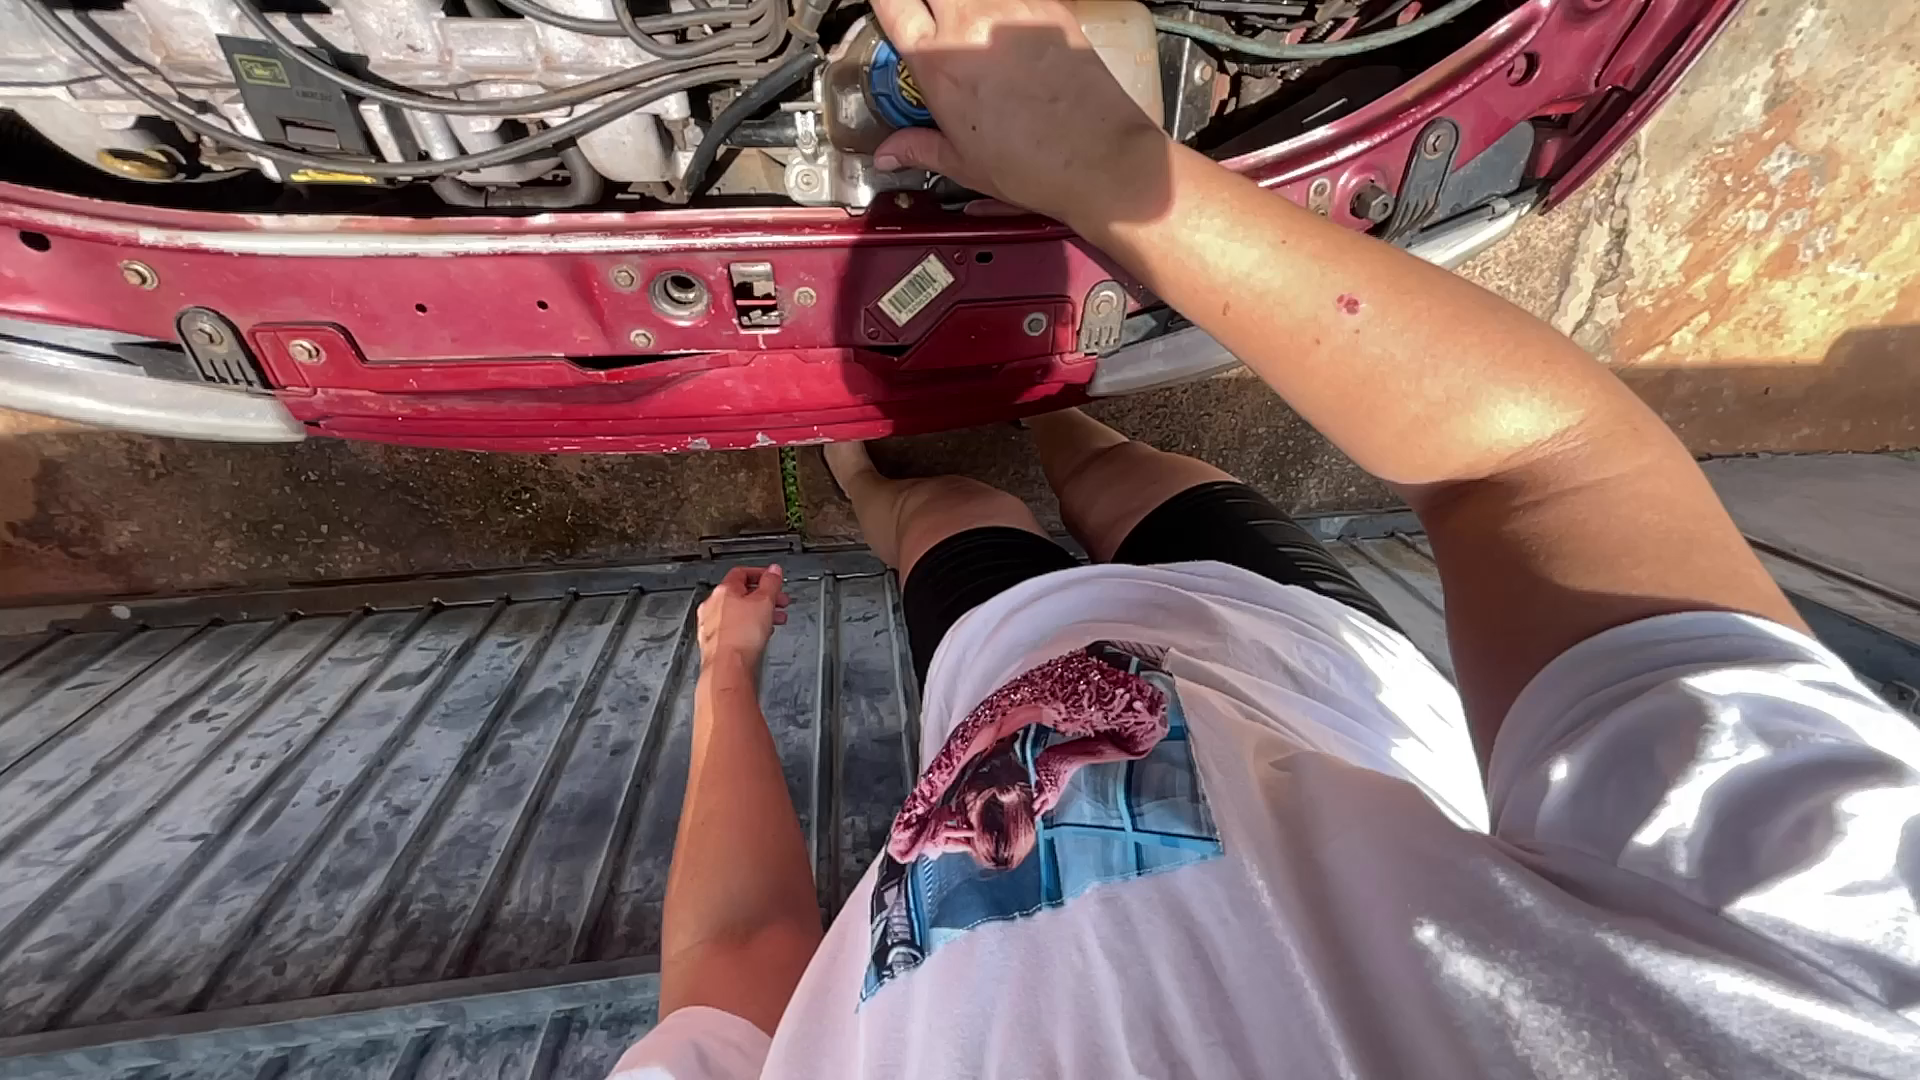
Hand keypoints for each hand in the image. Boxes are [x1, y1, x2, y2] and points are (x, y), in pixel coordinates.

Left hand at [697, 565, 790, 663]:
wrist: (728, 668)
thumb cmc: (740, 637)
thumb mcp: (765, 602)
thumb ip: (771, 583)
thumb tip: (774, 570)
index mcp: (723, 591)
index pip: (742, 573)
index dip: (761, 574)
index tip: (773, 579)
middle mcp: (712, 605)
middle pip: (741, 593)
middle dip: (764, 597)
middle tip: (778, 601)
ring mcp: (710, 624)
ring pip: (738, 612)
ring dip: (758, 613)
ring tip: (773, 620)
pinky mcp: (714, 642)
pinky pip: (733, 628)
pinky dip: (747, 627)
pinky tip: (758, 635)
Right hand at [868, 0, 1172, 225]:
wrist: (1096, 157)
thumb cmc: (1035, 166)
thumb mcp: (964, 165)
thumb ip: (920, 148)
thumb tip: (891, 152)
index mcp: (940, 63)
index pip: (893, 5)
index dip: (885, 5)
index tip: (888, 12)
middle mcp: (971, 24)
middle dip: (927, 5)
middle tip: (929, 23)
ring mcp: (1010, 8)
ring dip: (963, 8)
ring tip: (968, 32)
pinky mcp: (1047, 5)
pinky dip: (1001, 8)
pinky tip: (1003, 34)